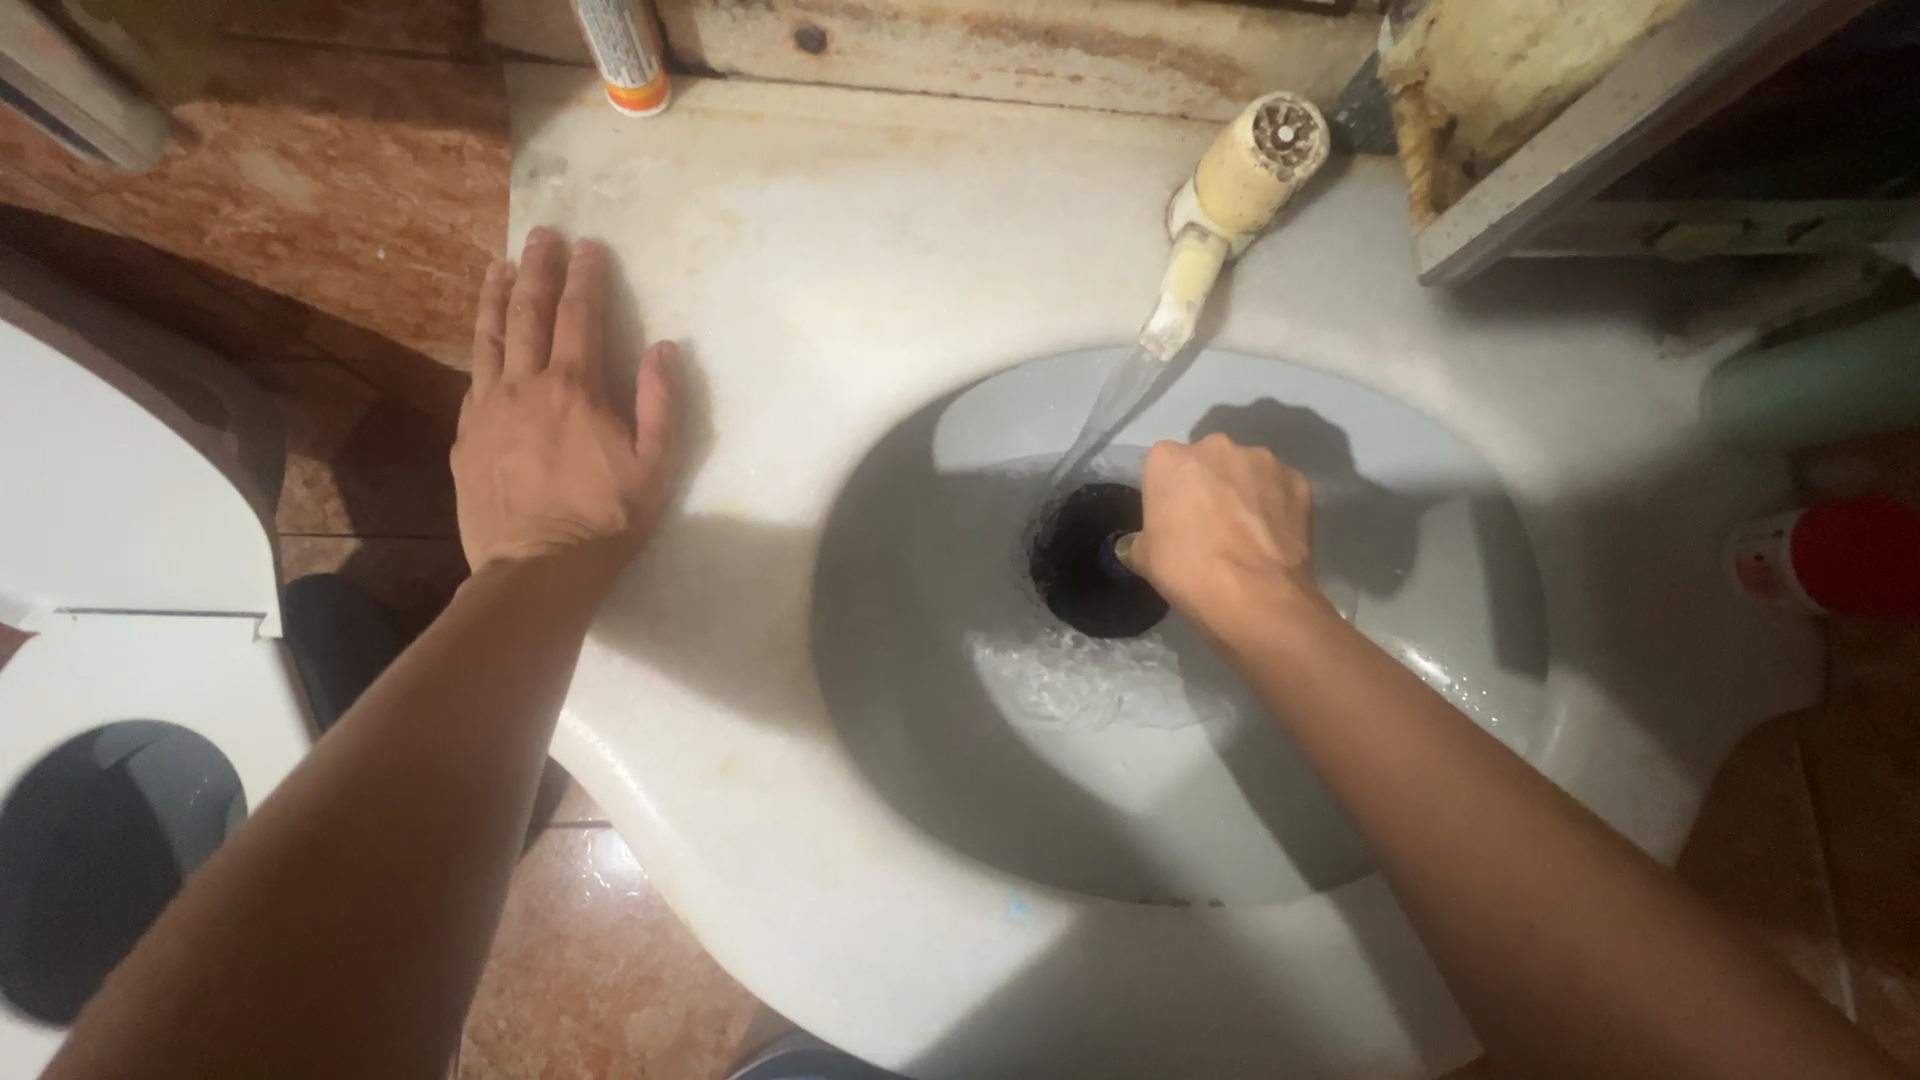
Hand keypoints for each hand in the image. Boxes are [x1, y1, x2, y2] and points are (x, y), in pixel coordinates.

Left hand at [453, 227, 680, 574]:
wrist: (538, 566)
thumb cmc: (609, 518)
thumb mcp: (657, 465)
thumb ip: (661, 402)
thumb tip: (662, 347)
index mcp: (576, 389)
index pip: (579, 317)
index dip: (585, 278)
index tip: (587, 245)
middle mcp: (526, 385)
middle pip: (527, 313)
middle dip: (536, 269)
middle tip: (541, 234)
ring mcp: (487, 408)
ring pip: (489, 337)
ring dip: (495, 296)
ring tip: (498, 264)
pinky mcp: (465, 435)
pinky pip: (473, 377)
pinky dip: (479, 345)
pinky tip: (484, 339)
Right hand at [1127, 434, 1327, 631]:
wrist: (1252, 593)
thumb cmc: (1185, 568)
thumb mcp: (1143, 557)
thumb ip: (1139, 541)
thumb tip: (1137, 545)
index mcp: (1169, 459)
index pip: (1162, 465)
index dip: (1168, 492)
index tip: (1172, 518)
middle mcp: (1215, 447)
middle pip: (1207, 460)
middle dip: (1208, 484)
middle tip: (1209, 523)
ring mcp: (1262, 460)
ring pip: (1246, 471)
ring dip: (1244, 491)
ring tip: (1246, 532)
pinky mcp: (1298, 481)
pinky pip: (1280, 489)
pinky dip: (1276, 505)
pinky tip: (1272, 536)